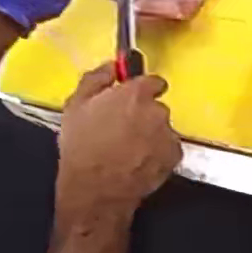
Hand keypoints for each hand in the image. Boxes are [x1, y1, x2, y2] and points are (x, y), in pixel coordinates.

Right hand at [56, 64, 180, 216]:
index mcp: (136, 95)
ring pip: (163, 128)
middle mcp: (158, 113)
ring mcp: (169, 136)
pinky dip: (158, 151)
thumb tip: (112, 67)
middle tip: (123, 126)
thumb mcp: (76, 103)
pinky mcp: (175, 157)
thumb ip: (97, 78)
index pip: (154, 81)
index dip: (144, 87)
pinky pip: (169, 148)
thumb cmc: (83, 145)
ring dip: (152, 133)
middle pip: (157, 107)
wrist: (99, 186)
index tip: (136, 94)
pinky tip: (140, 158)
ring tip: (129, 147)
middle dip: (144, 113)